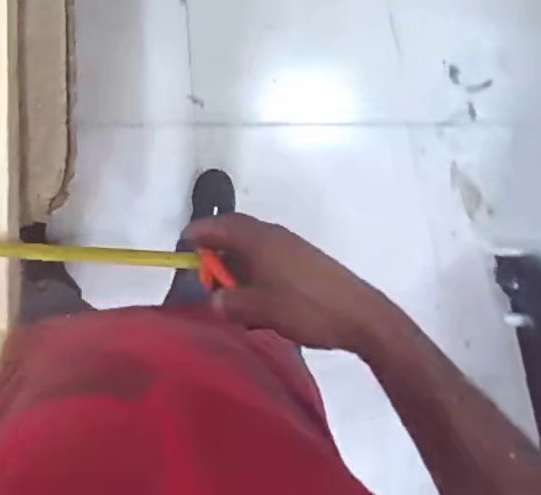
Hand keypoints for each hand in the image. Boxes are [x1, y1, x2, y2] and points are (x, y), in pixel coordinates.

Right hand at [182, 213, 403, 352]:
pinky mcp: (301, 261)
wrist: (358, 314)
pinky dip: (253, 271)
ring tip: (227, 293)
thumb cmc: (306, 307)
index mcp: (260, 240)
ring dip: (235, 263)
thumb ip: (232, 303)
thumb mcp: (262, 310)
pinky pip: (266, 257)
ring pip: (251, 247)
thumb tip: (215, 300)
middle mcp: (273, 236)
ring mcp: (289, 247)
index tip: (182, 243)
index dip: (199, 231)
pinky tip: (254, 299)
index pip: (221, 225)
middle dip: (216, 249)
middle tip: (203, 273)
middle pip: (235, 232)